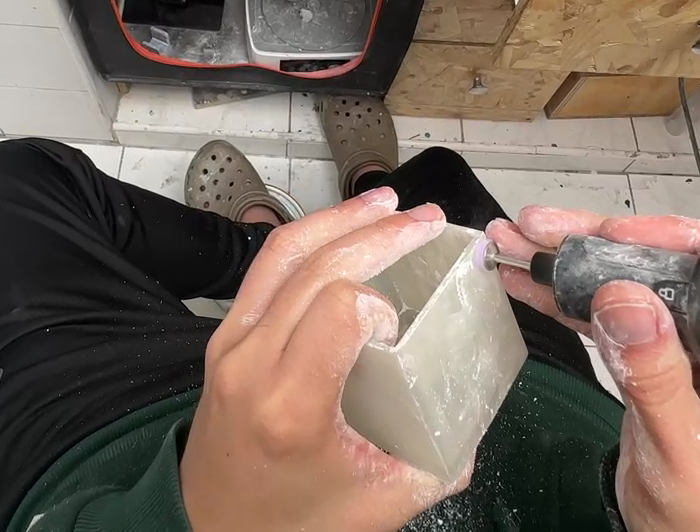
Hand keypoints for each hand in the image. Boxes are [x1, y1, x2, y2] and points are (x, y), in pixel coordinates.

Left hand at [180, 188, 469, 531]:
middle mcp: (253, 358)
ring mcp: (232, 338)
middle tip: (427, 219)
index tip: (398, 327)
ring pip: (286, 250)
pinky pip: (267, 265)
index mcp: (292, 405)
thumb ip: (438, 459)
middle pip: (318, 266)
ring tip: (387, 201)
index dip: (378, 303)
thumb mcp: (379, 505)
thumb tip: (475, 409)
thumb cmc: (292, 525)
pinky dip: (309, 234)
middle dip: (380, 233)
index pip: (339, 308)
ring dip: (341, 217)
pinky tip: (342, 225)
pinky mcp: (224, 331)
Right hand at [488, 207, 699, 531]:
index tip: (616, 236)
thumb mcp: (687, 465)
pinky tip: (525, 279)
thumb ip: (658, 384)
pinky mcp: (667, 358)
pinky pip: (615, 316)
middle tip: (540, 227)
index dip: (680, 243)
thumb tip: (624, 298)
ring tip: (515, 240)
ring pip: (637, 284)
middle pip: (676, 270)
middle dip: (600, 244)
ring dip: (571, 263)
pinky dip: (566, 298)